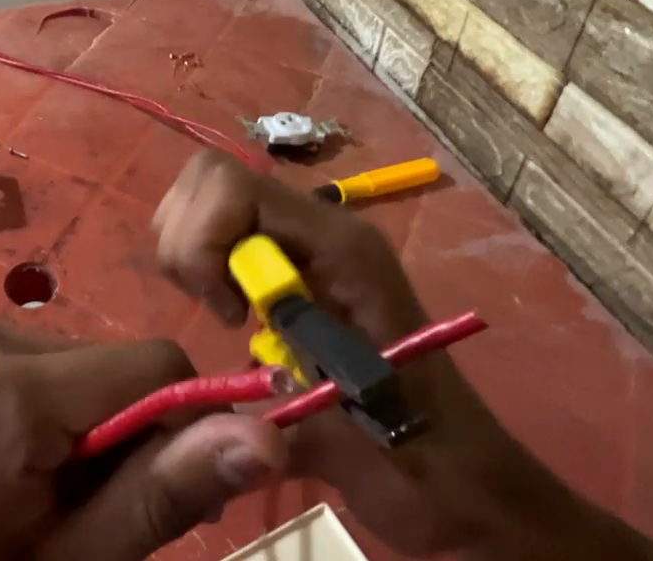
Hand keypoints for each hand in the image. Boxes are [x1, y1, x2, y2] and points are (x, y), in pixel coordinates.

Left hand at [0, 316, 287, 560]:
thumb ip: (162, 492)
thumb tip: (266, 435)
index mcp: (4, 387)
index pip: (150, 365)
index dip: (188, 423)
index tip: (183, 490)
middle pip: (111, 366)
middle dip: (128, 435)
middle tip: (97, 516)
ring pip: (78, 367)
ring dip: (91, 427)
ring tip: (51, 498)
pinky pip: (36, 366)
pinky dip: (52, 414)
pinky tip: (22, 468)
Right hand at [153, 152, 652, 559]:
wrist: (463, 475)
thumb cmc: (420, 459)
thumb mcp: (347, 438)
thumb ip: (275, 410)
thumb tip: (195, 402)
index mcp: (341, 247)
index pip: (234, 186)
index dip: (204, 241)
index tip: (230, 314)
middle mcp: (318, 225)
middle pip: (211, 176)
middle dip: (189, 240)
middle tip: (219, 307)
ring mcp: (302, 236)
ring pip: (208, 193)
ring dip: (191, 248)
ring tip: (225, 308)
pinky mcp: (288, 255)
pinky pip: (220, 223)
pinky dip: (200, 256)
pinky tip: (230, 307)